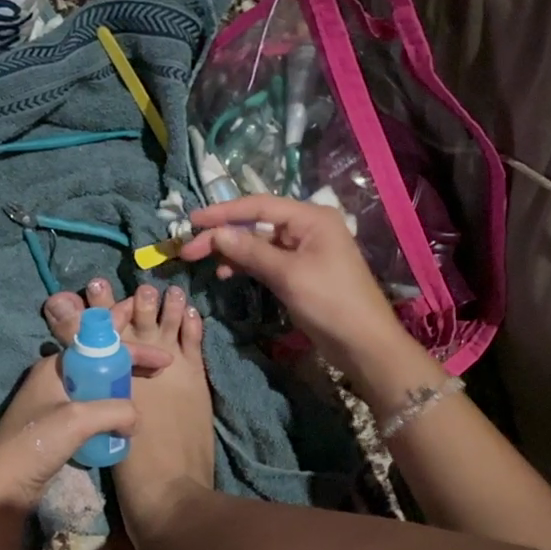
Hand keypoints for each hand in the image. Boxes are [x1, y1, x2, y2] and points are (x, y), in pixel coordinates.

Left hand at [0, 354, 145, 512]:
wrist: (3, 487)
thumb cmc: (35, 444)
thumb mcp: (79, 419)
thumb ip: (116, 410)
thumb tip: (135, 419)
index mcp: (54, 366)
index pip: (101, 347)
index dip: (135, 351)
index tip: (164, 361)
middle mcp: (54, 380)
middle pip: (101, 366)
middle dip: (130, 371)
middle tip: (158, 378)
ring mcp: (54, 405)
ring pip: (98, 392)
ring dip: (121, 397)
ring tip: (143, 406)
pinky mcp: (57, 429)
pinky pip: (91, 414)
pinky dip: (109, 417)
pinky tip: (123, 428)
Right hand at [178, 195, 409, 372]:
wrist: (362, 343)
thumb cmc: (330, 302)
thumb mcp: (288, 274)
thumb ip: (251, 251)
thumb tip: (217, 234)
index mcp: (311, 218)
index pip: (259, 207)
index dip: (223, 212)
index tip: (192, 221)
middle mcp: (307, 228)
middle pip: (256, 224)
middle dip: (222, 235)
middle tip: (188, 250)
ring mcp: (304, 251)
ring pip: (258, 244)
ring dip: (231, 251)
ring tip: (202, 261)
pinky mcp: (299, 273)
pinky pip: (266, 262)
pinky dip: (246, 265)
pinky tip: (226, 273)